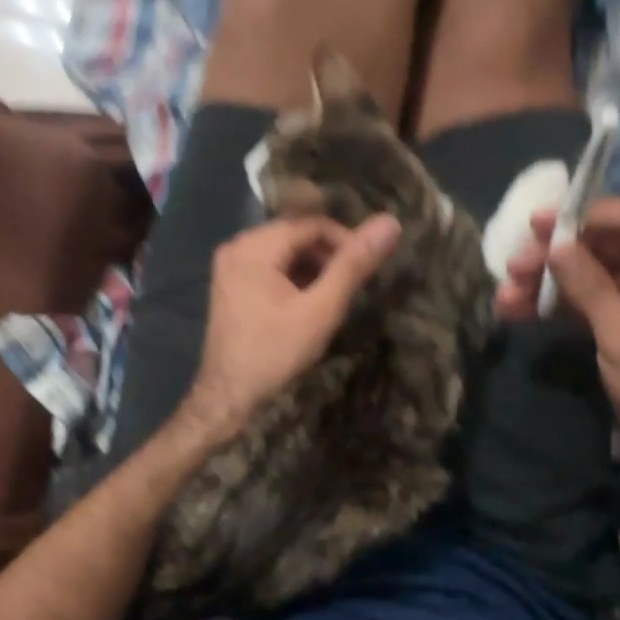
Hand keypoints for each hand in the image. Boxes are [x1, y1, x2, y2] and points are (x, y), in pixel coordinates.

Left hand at [181, 213, 399, 432]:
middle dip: (328, 257)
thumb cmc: (274, 353)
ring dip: (312, 270)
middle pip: (296, 236)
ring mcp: (228, 267)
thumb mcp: (320, 309)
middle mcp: (236, 247)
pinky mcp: (229, 286)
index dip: (346, 241)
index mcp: (253, 246)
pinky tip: (307, 305)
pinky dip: (292, 280)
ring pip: (284, 253)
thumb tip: (390, 222)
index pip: (312, 224)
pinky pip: (269, 269)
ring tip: (331, 299)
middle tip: (351, 288)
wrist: (228, 397)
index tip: (368, 270)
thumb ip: (353, 265)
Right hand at [496, 199, 619, 469]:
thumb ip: (589, 286)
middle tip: (515, 264)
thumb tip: (556, 245)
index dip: (584, 216)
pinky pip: (585, 299)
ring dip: (547, 280)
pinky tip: (518, 308)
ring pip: (587, 273)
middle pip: (603, 244)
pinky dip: (555, 303)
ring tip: (507, 293)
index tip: (539, 224)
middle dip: (556, 253)